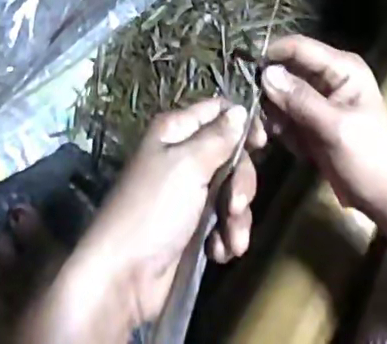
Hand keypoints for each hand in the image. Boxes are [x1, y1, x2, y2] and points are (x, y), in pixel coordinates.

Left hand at [25, 98, 264, 341]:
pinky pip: (224, 221)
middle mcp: (183, 156)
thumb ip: (218, 137)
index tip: (262, 143)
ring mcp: (189, 192)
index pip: (217, 110)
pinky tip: (220, 252)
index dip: (242, 122)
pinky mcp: (194, 226)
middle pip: (231, 154)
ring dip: (237, 218)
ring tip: (231, 242)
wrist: (124, 278)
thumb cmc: (153, 209)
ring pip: (232, 191)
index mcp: (175, 131)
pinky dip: (227, 237)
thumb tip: (241, 109)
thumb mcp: (188, 165)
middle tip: (235, 206)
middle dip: (241, 182)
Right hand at [259, 35, 386, 218]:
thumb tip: (266, 72)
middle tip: (252, 112)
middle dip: (269, 90)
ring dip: (272, 112)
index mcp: (342, 68)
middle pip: (286, 69)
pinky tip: (283, 142)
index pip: (298, 47)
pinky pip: (285, 114)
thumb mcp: (334, 127)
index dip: (271, 54)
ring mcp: (319, 99)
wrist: (386, 200)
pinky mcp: (312, 120)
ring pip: (281, 93)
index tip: (242, 68)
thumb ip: (300, 99)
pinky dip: (280, 127)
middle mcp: (328, 77)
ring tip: (267, 133)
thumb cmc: (368, 159)